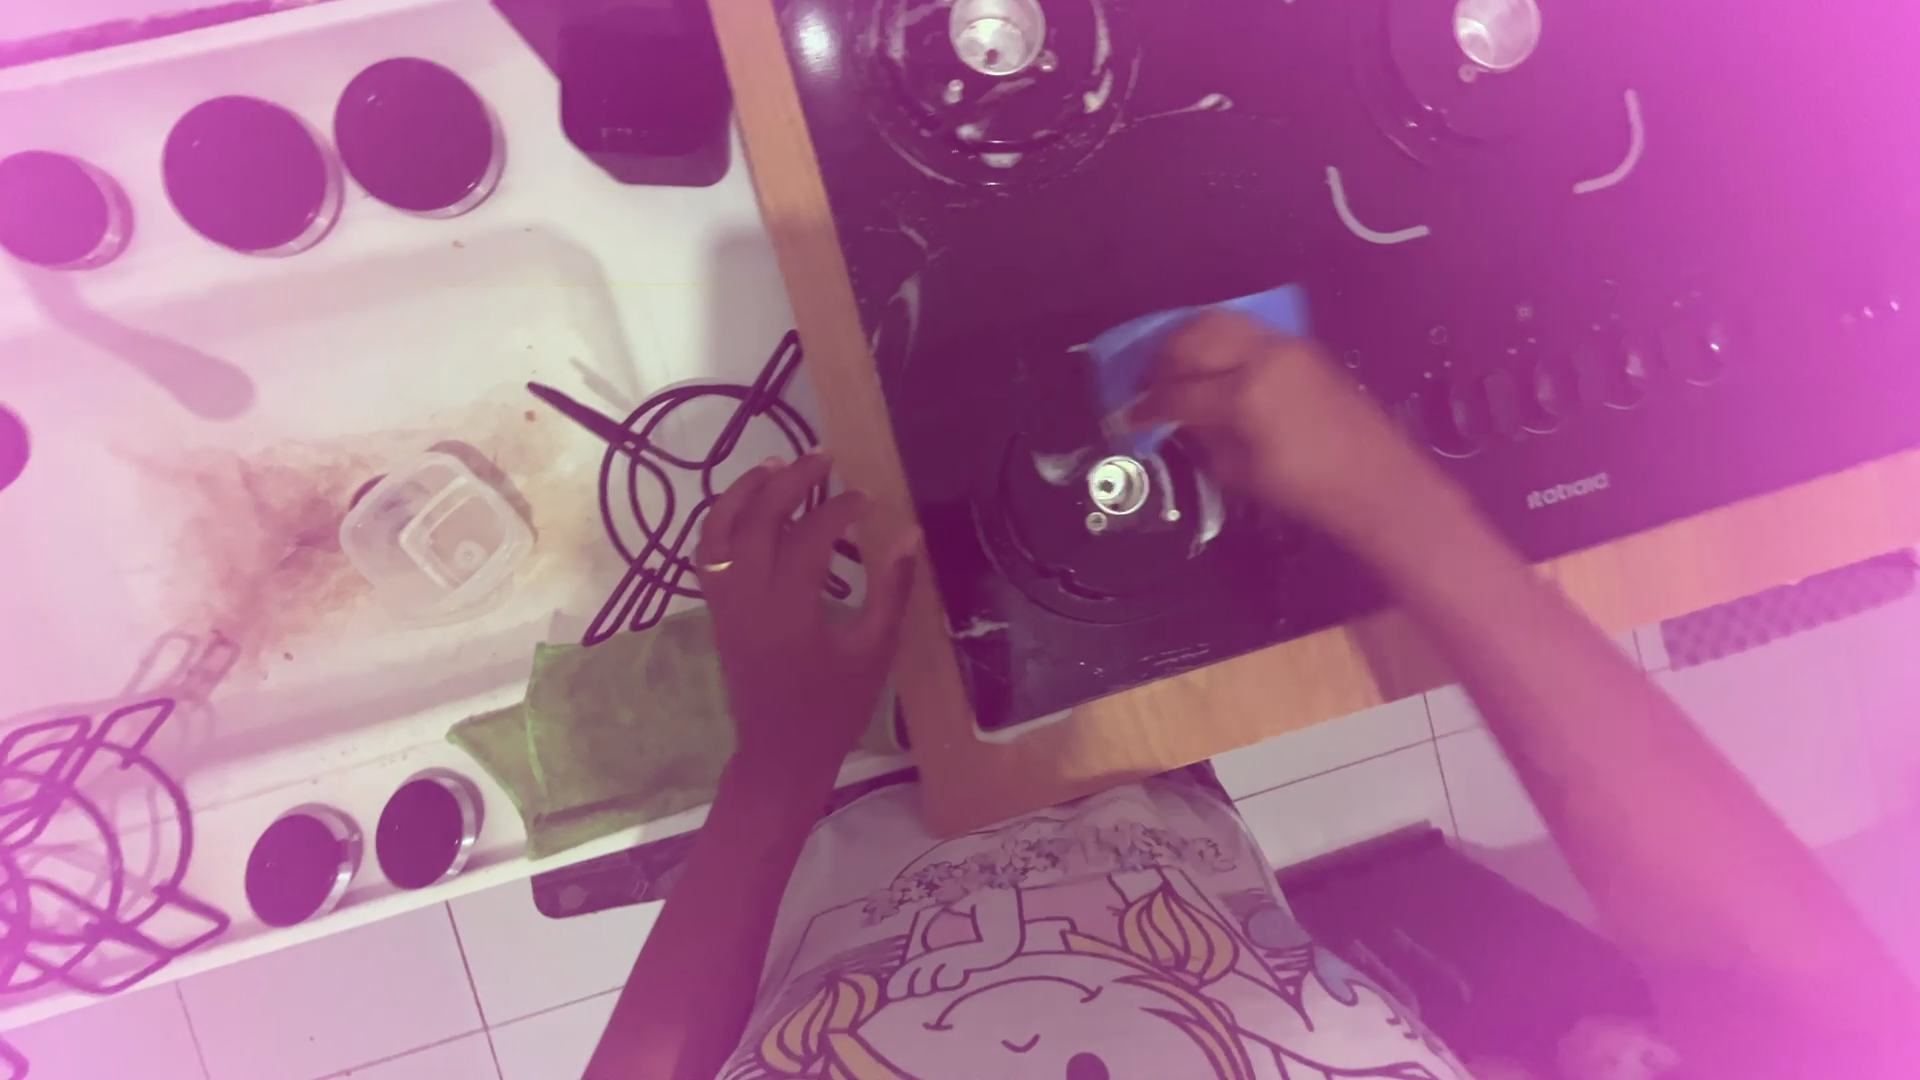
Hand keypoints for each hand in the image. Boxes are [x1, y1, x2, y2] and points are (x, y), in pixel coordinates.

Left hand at [694, 453, 918, 782]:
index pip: (809, 538)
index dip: (840, 509)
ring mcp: (725, 603)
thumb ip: (894, 590)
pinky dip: (725, 521)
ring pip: (719, 530)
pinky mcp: (717, 611)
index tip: (868, 499)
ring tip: (776, 465)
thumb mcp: (875, 651)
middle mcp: (747, 598)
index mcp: (789, 610)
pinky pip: (709, 554)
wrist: (781, 753)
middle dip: (791, 482)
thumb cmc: (835, 707)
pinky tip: (750, 508)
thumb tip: (911, 534)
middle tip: (824, 459)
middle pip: (759, 520)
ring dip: (745, 491)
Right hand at [1129, 311, 1442, 537]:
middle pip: (1192, 340)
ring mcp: (1284, 346)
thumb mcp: (1237, 472)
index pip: (1176, 393)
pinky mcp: (1300, 347)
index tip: (1125, 418)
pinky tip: (1210, 366)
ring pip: (1218, 323)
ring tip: (1173, 368)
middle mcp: (1261, 357)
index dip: (1144, 408)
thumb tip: (1175, 421)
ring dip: (1187, 343)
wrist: (1376, 481)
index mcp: (1243, 396)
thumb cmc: (1303, 489)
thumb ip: (1200, 438)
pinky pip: (1244, 331)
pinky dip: (1217, 342)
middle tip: (1146, 386)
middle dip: (1160, 362)